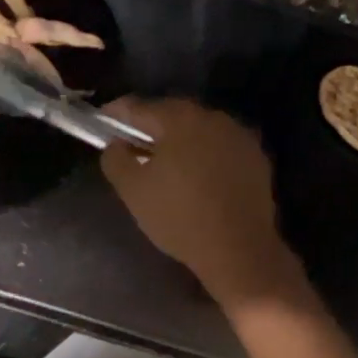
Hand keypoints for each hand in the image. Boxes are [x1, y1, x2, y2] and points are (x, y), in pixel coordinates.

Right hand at [100, 97, 313, 320]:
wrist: (240, 250)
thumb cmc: (179, 217)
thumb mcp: (132, 190)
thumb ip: (115, 158)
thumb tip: (115, 143)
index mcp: (179, 119)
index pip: (137, 107)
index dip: (115, 114)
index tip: (101, 125)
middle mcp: (212, 117)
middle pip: (171, 114)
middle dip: (148, 126)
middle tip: (131, 145)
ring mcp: (238, 135)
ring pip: (198, 129)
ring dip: (178, 139)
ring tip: (165, 162)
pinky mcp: (256, 157)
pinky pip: (219, 146)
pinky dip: (204, 153)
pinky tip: (197, 177)